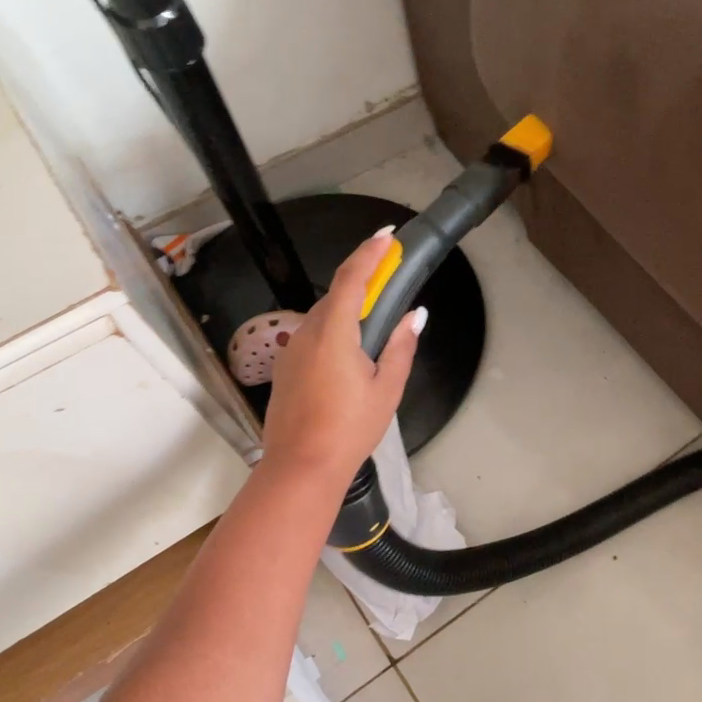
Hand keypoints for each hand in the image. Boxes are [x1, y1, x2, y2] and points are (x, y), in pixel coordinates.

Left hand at [261, 228, 421, 483]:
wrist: (301, 466)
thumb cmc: (350, 428)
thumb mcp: (387, 388)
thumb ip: (401, 347)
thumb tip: (415, 315)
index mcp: (334, 333)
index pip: (352, 279)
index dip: (369, 253)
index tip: (386, 236)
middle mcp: (307, 333)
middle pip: (336, 297)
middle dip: (362, 284)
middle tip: (389, 281)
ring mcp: (291, 351)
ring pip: (322, 317)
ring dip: (348, 311)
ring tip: (374, 327)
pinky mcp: (285, 368)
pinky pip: (312, 337)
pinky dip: (333, 331)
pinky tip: (349, 356)